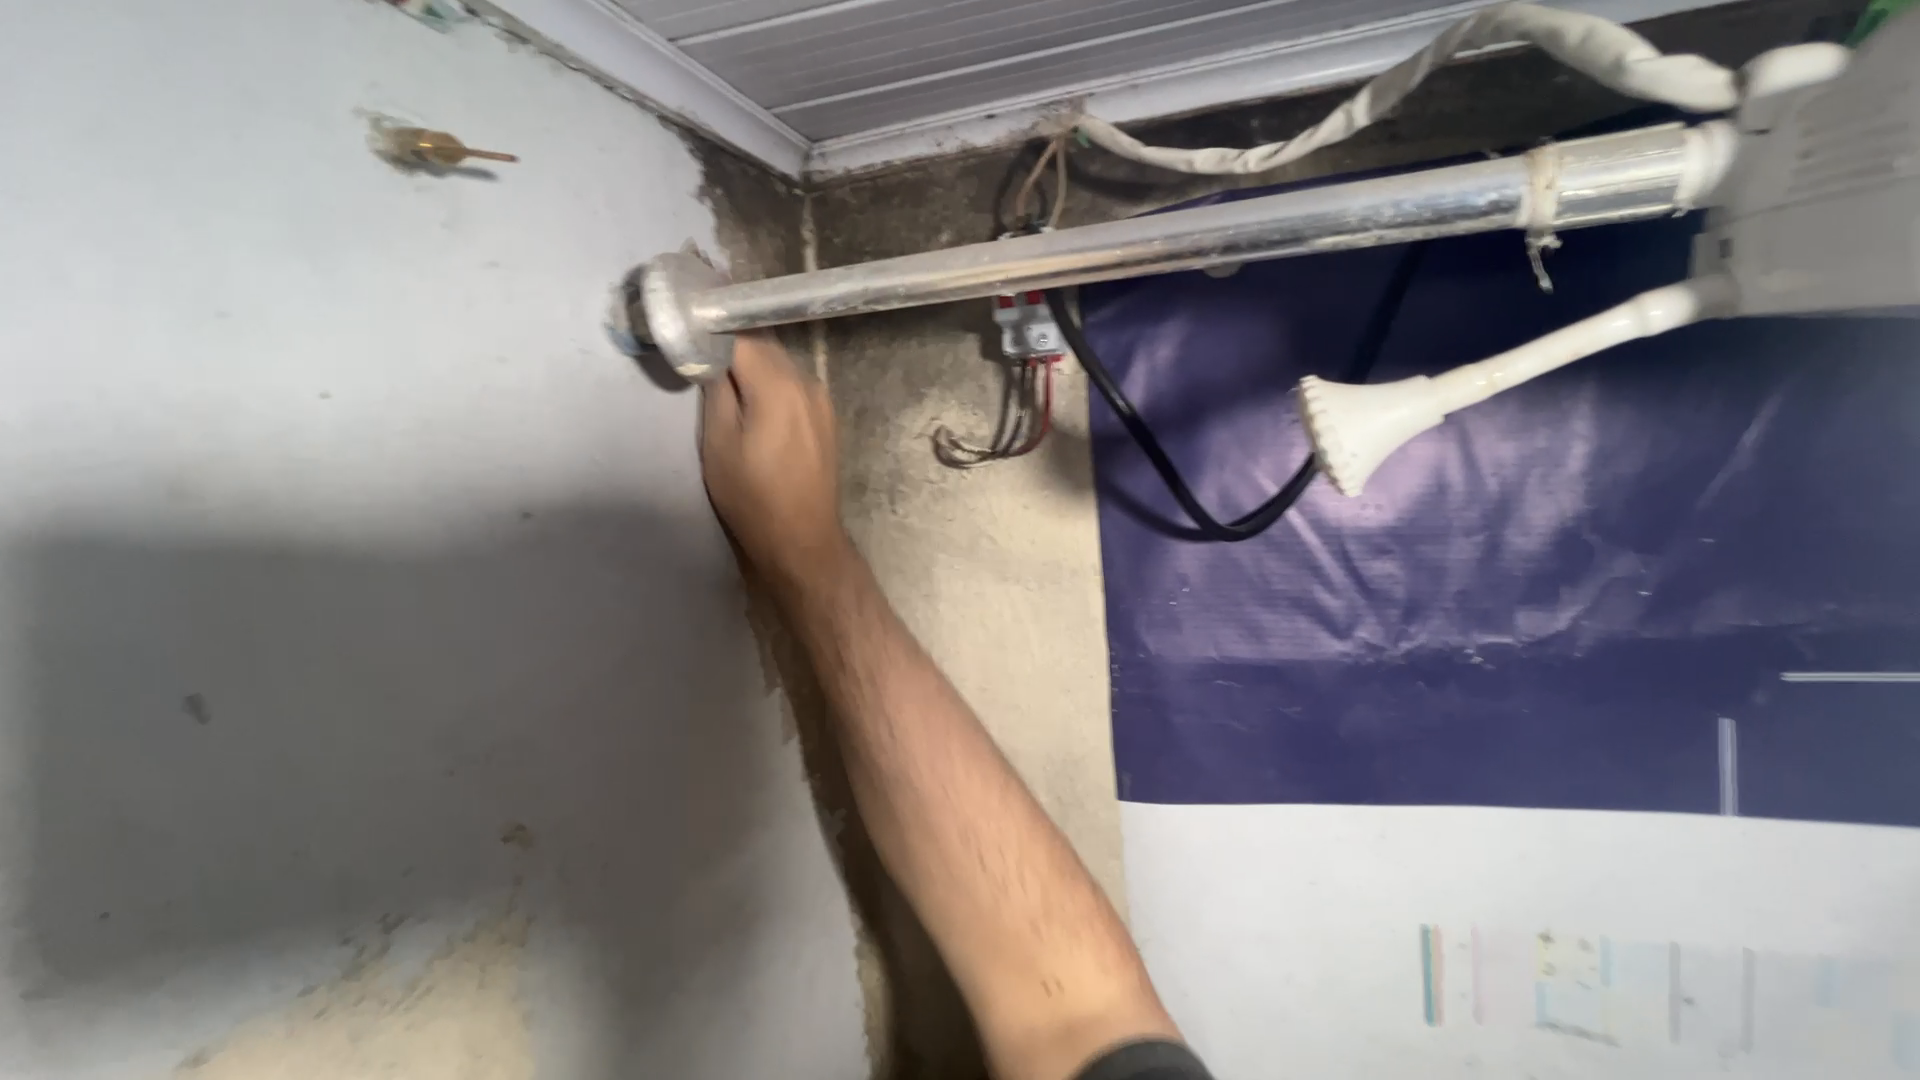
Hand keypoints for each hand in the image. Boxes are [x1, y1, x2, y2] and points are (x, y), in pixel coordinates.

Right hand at [700, 333, 851, 590]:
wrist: (802, 540)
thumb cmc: (753, 498)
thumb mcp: (718, 444)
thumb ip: (717, 391)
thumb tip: (710, 355)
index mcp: (780, 386)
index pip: (741, 334)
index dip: (710, 330)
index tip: (685, 332)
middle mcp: (808, 383)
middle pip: (765, 345)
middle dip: (732, 344)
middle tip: (698, 352)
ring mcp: (823, 400)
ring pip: (781, 364)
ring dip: (753, 365)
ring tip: (722, 378)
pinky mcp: (827, 417)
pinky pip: (794, 386)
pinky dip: (772, 384)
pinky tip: (754, 402)